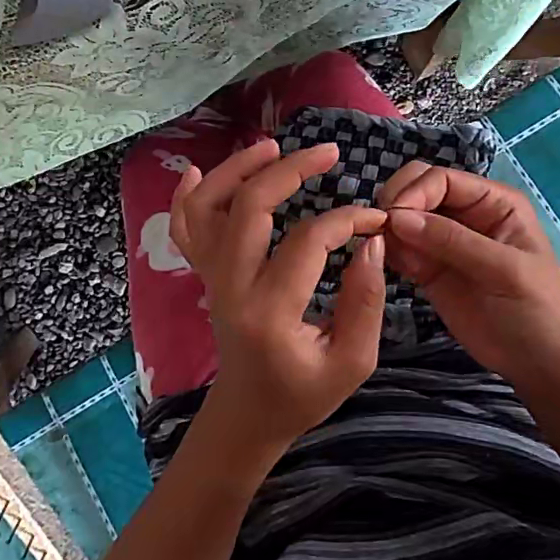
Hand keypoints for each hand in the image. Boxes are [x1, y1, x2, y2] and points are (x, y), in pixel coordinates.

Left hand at [171, 139, 387, 451]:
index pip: (307, 242)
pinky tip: (197, 171)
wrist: (247, 412)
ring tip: (271, 146)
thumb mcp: (352, 362)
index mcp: (270, 312)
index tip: (375, 218)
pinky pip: (184, 229)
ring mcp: (210, 277)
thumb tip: (371, 241)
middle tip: (326, 152)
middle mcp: (230, 286)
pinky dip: (185, 197)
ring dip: (234, 170)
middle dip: (288, 171)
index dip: (346, 220)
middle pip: (247, 209)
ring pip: (206, 209)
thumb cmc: (302, 394)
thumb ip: (365, 301)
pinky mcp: (203, 274)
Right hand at [375, 163, 559, 386]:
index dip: (414, 192)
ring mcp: (441, 239)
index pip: (441, 179)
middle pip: (414, 188)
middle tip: (381, 229)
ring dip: (385, 227)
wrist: (539, 365)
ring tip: (380, 248)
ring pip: (399, 215)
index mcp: (492, 202)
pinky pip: (395, 245)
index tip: (393, 217)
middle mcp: (464, 213)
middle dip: (394, 203)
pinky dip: (384, 249)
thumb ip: (453, 241)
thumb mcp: (505, 271)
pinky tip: (384, 262)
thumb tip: (397, 217)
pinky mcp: (424, 265)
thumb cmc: (539, 312)